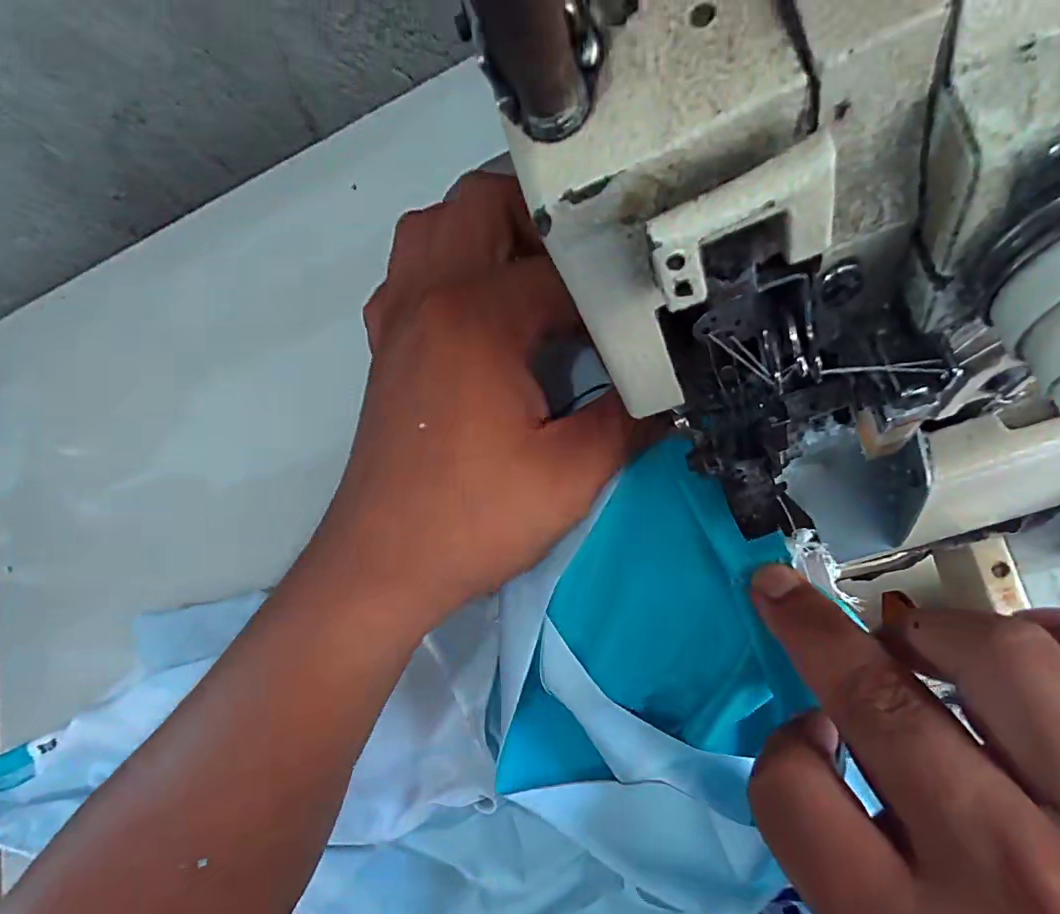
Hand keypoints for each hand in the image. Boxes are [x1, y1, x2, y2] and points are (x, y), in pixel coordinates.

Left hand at [306, 172, 643, 626]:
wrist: (384, 565)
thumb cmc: (475, 519)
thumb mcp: (572, 474)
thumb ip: (629, 421)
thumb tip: (675, 393)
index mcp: (476, 317)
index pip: (559, 267)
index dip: (610, 286)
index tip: (644, 313)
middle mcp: (428, 296)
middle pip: (483, 203)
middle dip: (544, 222)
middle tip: (590, 275)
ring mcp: (399, 318)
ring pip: (437, 226)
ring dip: (490, 233)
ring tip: (541, 281)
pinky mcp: (388, 347)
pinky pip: (414, 271)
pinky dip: (452, 267)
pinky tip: (489, 315)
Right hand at [745, 569, 1059, 913]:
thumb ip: (851, 877)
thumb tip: (836, 740)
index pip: (792, 789)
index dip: (783, 745)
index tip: (806, 738)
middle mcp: (1018, 881)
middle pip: (880, 702)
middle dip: (813, 631)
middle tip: (796, 605)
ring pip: (1010, 657)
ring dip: (938, 628)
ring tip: (922, 641)